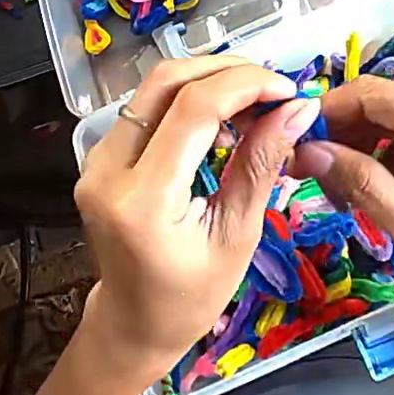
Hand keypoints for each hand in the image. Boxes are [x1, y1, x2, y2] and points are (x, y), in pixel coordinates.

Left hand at [75, 58, 321, 373]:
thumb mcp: (236, 236)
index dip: (246, 86)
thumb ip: (261, 165)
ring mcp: (95, 160)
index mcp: (142, 200)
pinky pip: (146, 108)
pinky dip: (188, 99)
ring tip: (254, 101)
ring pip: (154, 87)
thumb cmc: (190, 297)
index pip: (192, 109)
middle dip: (227, 71)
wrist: (131, 323)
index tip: (288, 90)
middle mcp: (106, 169)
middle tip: (273, 88)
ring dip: (208, 80)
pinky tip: (223, 116)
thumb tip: (297, 109)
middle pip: (166, 82)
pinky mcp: (98, 156)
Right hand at [288, 77, 393, 357]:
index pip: (376, 94)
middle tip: (310, 171)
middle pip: (392, 104)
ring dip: (371, 146)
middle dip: (346, 133)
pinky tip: (382, 183)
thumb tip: (309, 151)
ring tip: (342, 184)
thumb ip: (364, 186)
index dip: (327, 111)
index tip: (293, 140)